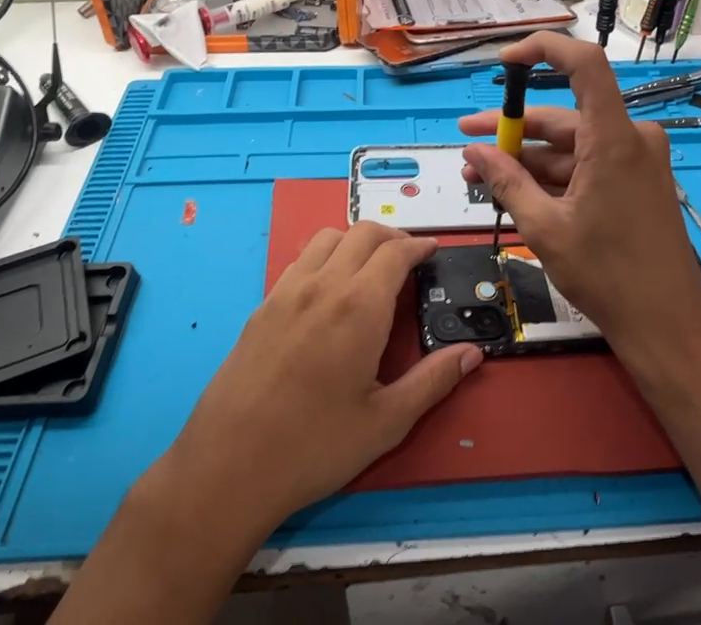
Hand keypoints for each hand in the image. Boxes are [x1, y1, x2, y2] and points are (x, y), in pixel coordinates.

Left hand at [160, 222, 481, 529]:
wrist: (228, 466)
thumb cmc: (315, 446)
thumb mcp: (387, 421)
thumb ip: (433, 380)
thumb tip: (472, 353)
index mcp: (358, 306)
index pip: (395, 251)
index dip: (419, 246)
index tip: (433, 252)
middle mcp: (321, 286)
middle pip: (361, 233)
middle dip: (392, 236)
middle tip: (409, 259)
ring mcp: (285, 294)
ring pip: (325, 239)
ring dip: (355, 241)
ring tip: (371, 269)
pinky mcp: (260, 309)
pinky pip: (298, 263)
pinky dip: (324, 258)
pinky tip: (328, 293)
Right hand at [459, 34, 700, 351]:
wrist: (666, 322)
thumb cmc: (607, 274)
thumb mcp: (544, 227)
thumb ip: (506, 181)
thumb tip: (473, 153)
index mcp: (612, 138)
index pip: (584, 63)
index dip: (542, 50)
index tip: (504, 63)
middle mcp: (630, 138)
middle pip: (563, 117)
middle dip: (512, 131)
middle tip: (467, 144)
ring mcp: (636, 160)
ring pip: (571, 146)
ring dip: (528, 160)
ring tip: (481, 177)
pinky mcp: (637, 180)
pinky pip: (587, 165)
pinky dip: (553, 175)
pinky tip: (516, 190)